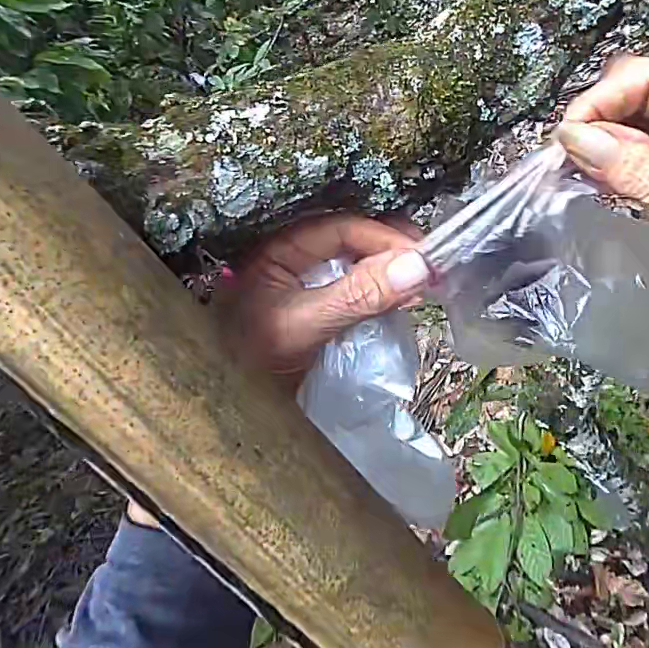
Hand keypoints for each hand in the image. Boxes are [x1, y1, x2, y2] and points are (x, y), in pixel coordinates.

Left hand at [126, 214, 428, 530]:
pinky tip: (402, 303)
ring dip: (391, 272)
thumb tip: (417, 265)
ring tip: (421, 287)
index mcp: (277, 250)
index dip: (385, 239)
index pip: (341, 228)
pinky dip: (382, 293)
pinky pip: (356, 290)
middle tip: (429, 269)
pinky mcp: (317, 312)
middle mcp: (292, 261)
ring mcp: (306, 287)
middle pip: (353, 240)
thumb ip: (358, 295)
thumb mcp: (303, 326)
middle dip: (393, 250)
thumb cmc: (247, 366)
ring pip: (358, 264)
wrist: (219, 419)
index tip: (423, 260)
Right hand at [555, 57, 648, 328]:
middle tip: (570, 156)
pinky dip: (624, 157)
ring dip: (609, 139)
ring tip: (582, 170)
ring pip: (645, 116)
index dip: (601, 101)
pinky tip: (606, 177)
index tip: (568, 136)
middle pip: (645, 91)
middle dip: (601, 118)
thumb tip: (581, 138)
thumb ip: (640, 174)